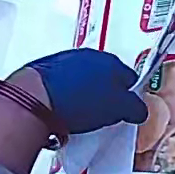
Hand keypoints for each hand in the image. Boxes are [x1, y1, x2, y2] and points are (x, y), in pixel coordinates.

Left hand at [21, 49, 147, 134]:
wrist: (34, 100)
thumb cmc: (78, 102)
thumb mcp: (118, 110)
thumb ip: (135, 108)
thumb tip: (140, 110)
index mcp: (111, 61)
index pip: (130, 77)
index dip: (129, 96)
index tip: (125, 110)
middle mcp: (89, 56)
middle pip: (105, 76)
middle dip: (106, 94)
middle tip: (103, 115)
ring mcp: (65, 61)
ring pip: (83, 79)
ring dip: (84, 94)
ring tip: (80, 117)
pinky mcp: (44, 70)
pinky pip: (62, 84)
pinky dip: (65, 96)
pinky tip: (62, 112)